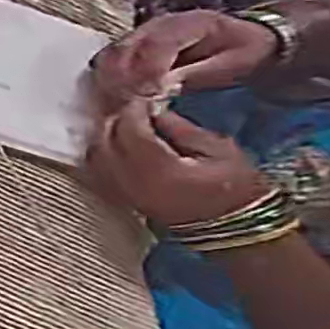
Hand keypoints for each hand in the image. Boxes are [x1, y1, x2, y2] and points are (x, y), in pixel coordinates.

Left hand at [83, 101, 267, 226]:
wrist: (233, 228)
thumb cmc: (236, 187)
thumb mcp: (219, 150)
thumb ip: (181, 128)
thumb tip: (154, 110)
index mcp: (157, 168)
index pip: (129, 130)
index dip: (133, 110)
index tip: (144, 99)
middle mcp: (128, 180)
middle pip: (104, 141)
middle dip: (116, 120)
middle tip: (134, 110)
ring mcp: (118, 191)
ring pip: (94, 155)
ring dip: (104, 136)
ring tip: (126, 125)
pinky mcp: (117, 197)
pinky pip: (95, 169)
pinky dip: (100, 153)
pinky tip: (116, 144)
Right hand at [91, 11, 277, 103]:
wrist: (243, 39)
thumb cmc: (240, 52)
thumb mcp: (231, 63)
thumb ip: (194, 74)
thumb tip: (159, 86)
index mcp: (189, 23)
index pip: (155, 45)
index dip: (147, 71)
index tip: (149, 94)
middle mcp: (157, 25)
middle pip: (123, 49)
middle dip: (121, 79)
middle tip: (129, 103)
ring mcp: (139, 34)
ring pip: (109, 55)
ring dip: (109, 80)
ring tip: (120, 101)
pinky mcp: (128, 45)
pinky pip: (107, 61)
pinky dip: (106, 78)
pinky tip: (115, 94)